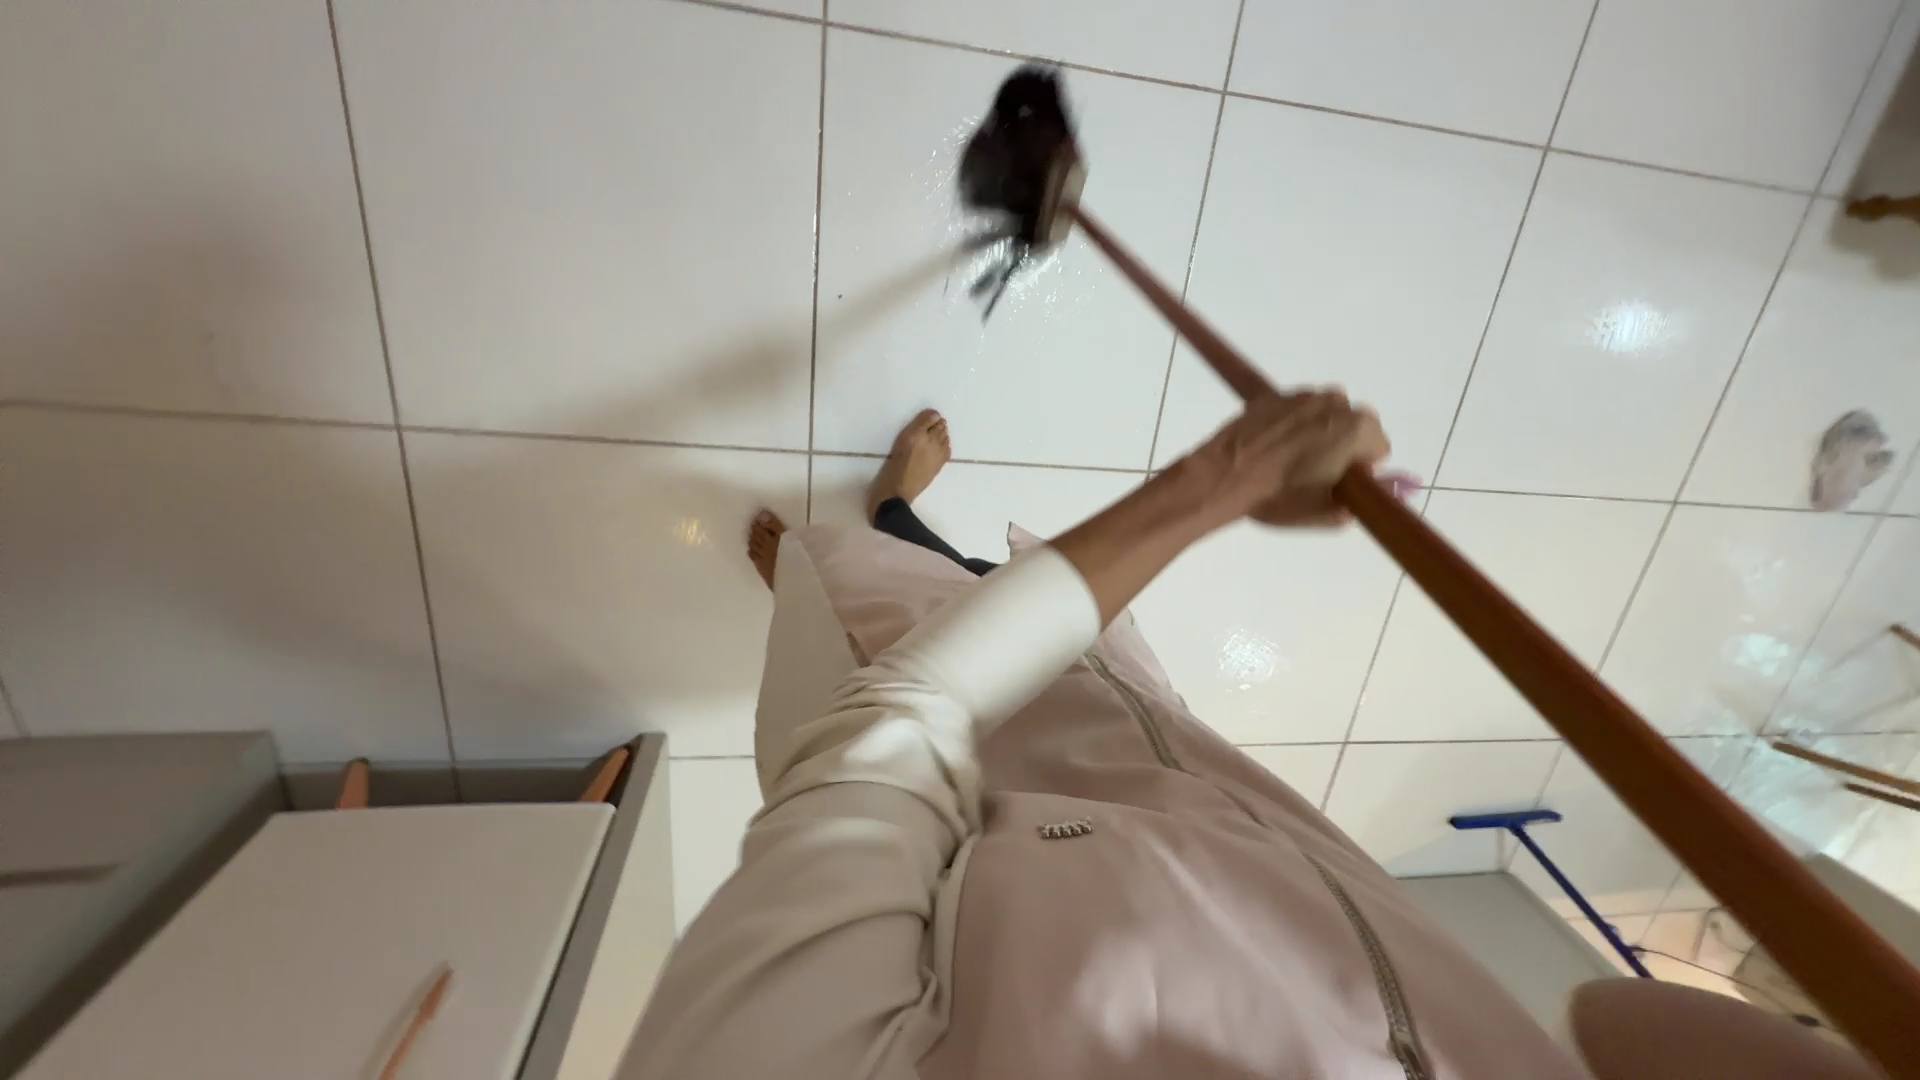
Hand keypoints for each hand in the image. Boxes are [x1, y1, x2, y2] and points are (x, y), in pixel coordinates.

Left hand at [1186, 390, 1390, 527]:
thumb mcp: (1331, 509)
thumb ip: (1376, 495)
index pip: (1378, 448)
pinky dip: (1289, 426)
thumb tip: (1409, 484)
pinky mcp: (1271, 395)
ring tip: (1286, 462)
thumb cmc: (1280, 498)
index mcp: (1358, 426)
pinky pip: (1293, 411)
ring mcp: (1301, 394)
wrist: (1221, 478)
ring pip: (1323, 416)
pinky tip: (1269, 448)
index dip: (1358, 471)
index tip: (1332, 484)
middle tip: (1309, 475)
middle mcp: (1335, 400)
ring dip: (1314, 434)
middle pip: (1352, 426)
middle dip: (1339, 447)